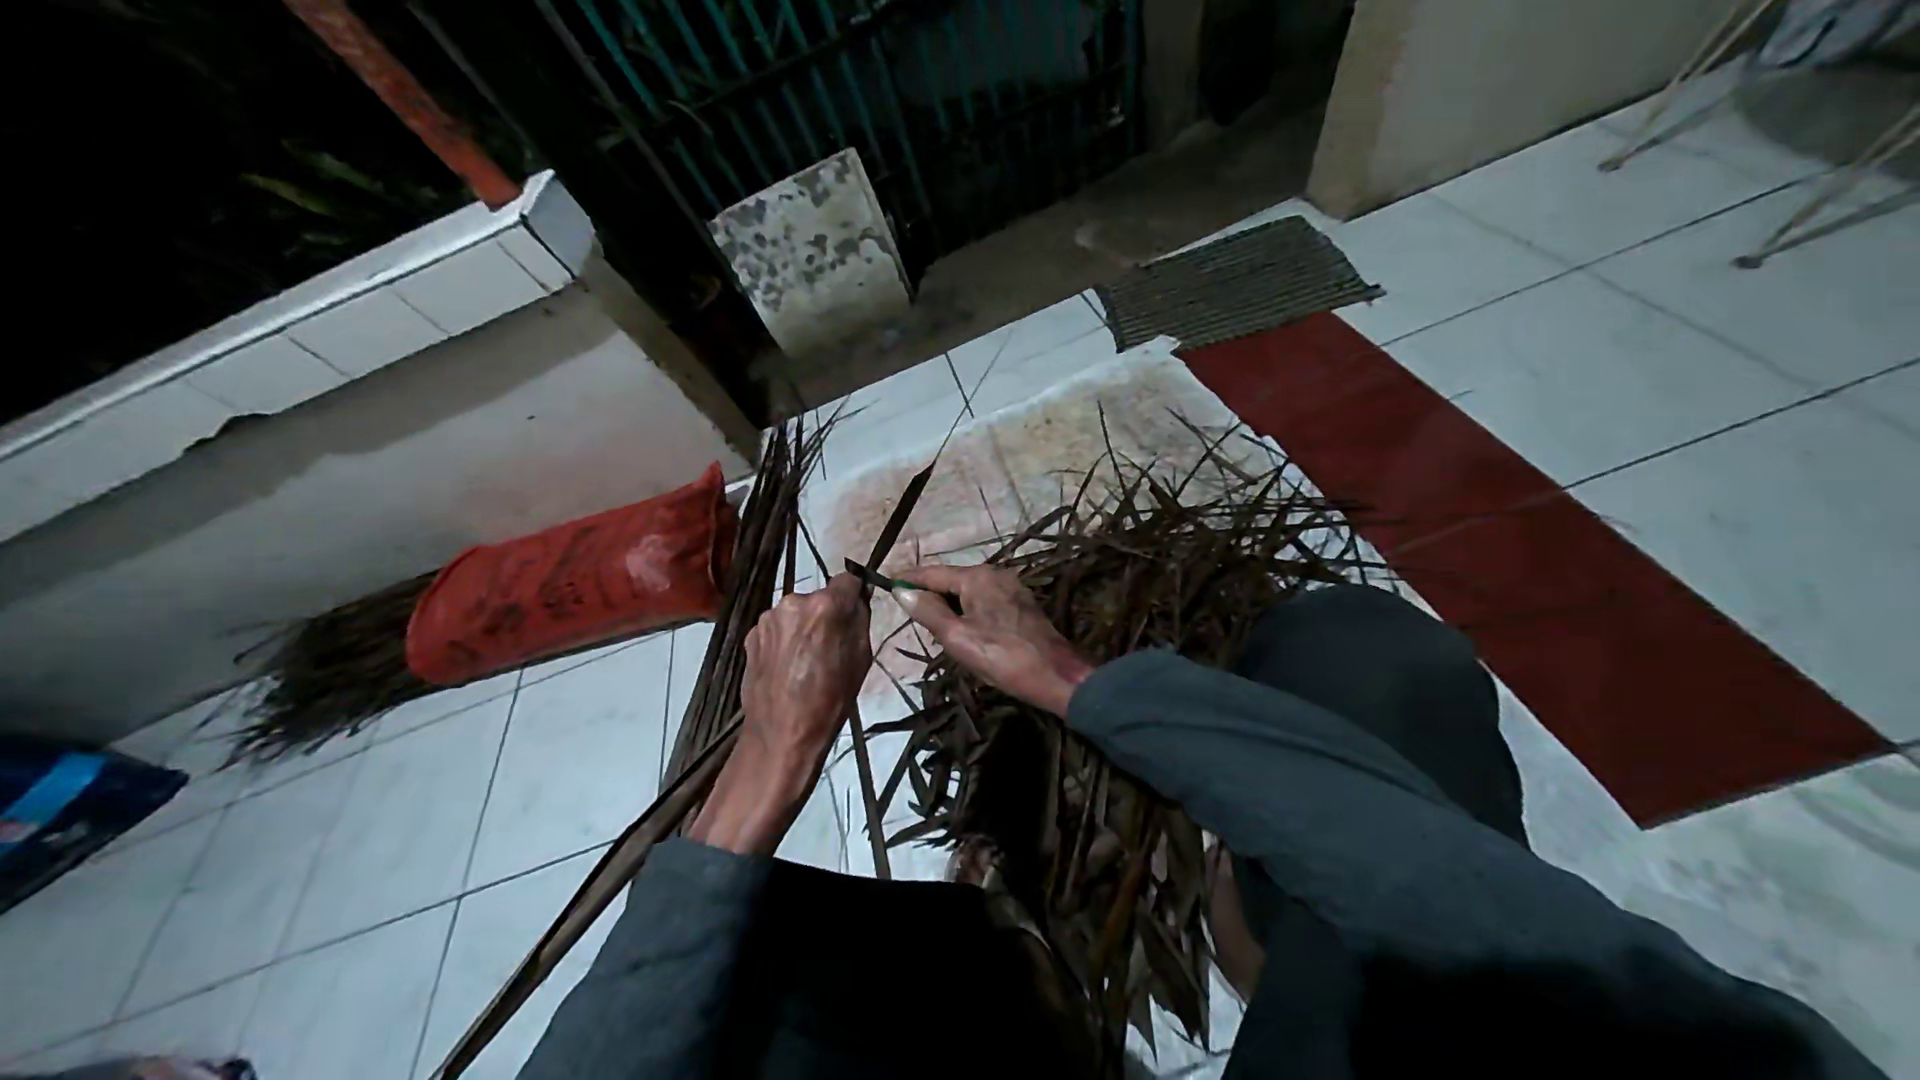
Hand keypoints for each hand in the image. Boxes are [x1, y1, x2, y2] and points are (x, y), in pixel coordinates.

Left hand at [690, 575, 870, 854]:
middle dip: (826, 614)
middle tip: (829, 645)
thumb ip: (859, 619)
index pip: (847, 579)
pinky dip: (784, 639)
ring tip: (804, 660)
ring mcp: (767, 618)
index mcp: (825, 606)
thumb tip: (856, 599)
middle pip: (819, 597)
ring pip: (796, 613)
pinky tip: (786, 666)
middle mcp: (792, 602)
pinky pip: (777, 628)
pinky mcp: (750, 634)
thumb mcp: (862, 657)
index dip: (853, 595)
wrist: (782, 734)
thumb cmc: (831, 699)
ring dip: (802, 626)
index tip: (853, 613)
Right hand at [895, 564, 1092, 718]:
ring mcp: (1011, 589)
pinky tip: (960, 630)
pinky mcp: (1020, 606)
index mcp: (977, 577)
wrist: (1056, 676)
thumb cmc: (1002, 656)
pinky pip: (983, 603)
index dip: (909, 579)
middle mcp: (995, 575)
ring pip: (968, 592)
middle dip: (929, 594)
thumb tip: (902, 592)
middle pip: (951, 581)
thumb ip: (928, 611)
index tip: (886, 583)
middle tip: (906, 612)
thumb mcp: (957, 636)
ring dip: (948, 606)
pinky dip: (966, 612)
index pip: (933, 573)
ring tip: (929, 624)